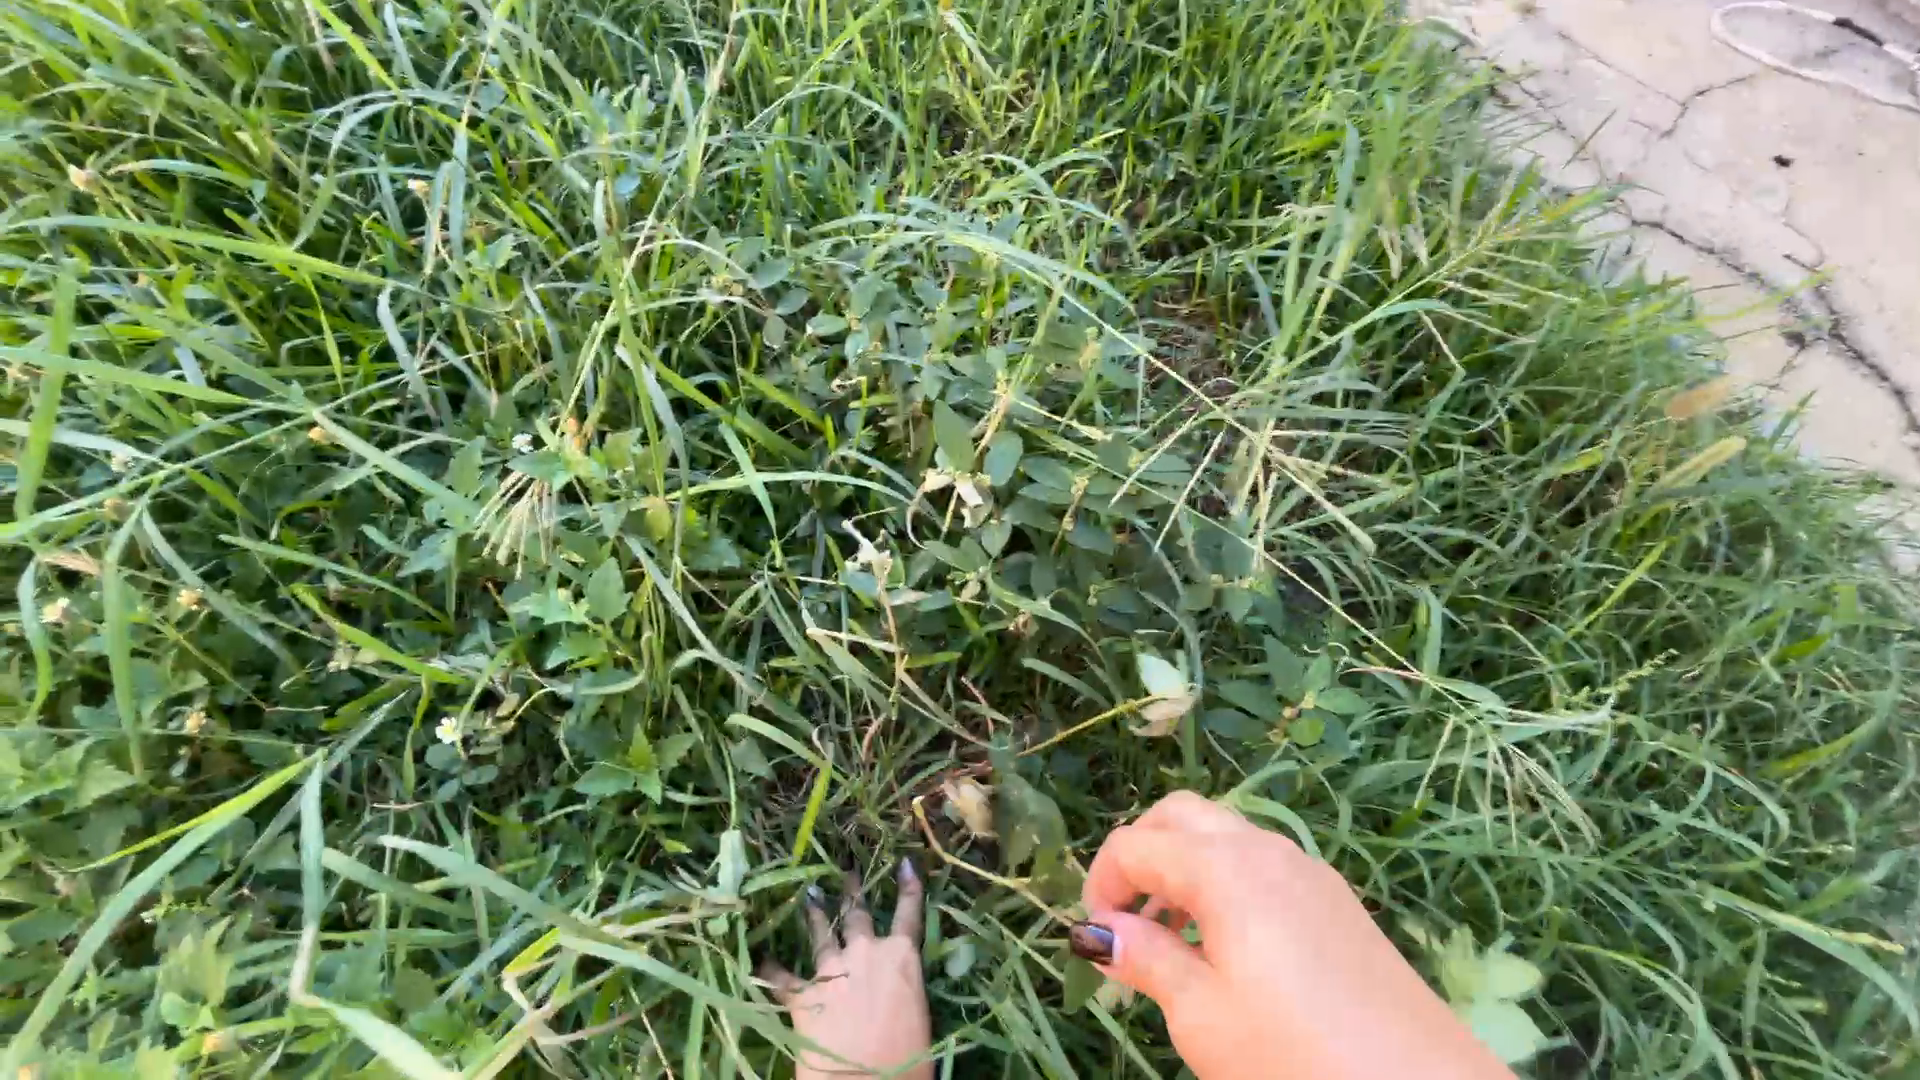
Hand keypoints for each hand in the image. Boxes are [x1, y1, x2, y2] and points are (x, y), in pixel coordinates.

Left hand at [762, 862, 932, 1079]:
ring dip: (815, 914)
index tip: (903, 864)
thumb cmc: (907, 1061)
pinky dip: (771, 969)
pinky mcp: (802, 996)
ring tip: (810, 895)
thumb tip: (896, 991)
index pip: (909, 912)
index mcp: (902, 958)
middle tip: (847, 873)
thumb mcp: (918, 1016)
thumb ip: (904, 991)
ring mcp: (831, 970)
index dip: (908, 887)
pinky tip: (761, 961)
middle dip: (852, 892)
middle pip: (858, 915)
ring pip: (821, 933)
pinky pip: (782, 977)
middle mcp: (866, 953)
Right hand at [1072, 792, 1511, 1079]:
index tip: (1094, 936)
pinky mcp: (1335, 899)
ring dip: (1181, 867)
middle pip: (1180, 816)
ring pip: (1223, 835)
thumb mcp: (1203, 1016)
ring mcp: (1306, 869)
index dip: (1102, 881)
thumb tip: (1100, 931)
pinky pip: (1260, 864)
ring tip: (1170, 937)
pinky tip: (1227, 945)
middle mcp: (1264, 847)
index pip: (1137, 844)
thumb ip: (1146, 959)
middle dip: (1140, 852)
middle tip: (1125, 914)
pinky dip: (1223, 881)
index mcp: (1225, 866)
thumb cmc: (1296, 1056)